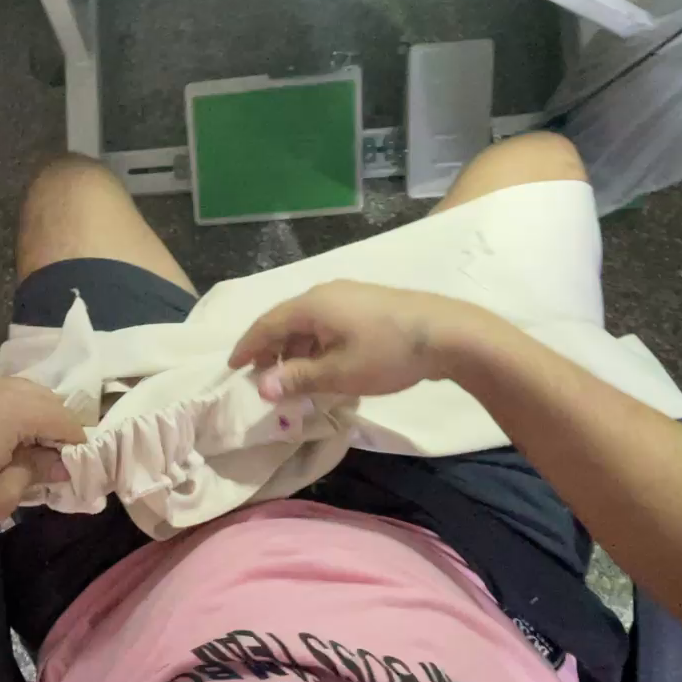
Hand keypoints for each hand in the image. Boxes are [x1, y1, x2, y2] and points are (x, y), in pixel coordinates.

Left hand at [0, 373, 84, 539]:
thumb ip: (35, 473)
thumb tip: (58, 463)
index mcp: (13, 406)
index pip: (63, 416)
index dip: (76, 441)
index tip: (78, 466)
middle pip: (40, 396)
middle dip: (52, 425)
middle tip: (51, 460)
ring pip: (10, 392)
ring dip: (24, 417)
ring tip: (19, 452)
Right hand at [229, 282, 484, 400]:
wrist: (449, 334)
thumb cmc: (388, 353)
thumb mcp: (338, 373)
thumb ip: (296, 379)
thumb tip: (261, 387)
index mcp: (312, 305)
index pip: (266, 324)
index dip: (247, 346)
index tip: (233, 367)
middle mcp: (325, 294)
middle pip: (285, 321)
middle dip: (269, 350)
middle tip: (261, 377)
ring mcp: (348, 296)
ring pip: (307, 323)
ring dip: (294, 350)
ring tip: (292, 378)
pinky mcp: (367, 305)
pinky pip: (327, 323)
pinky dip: (314, 345)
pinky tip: (323, 365)